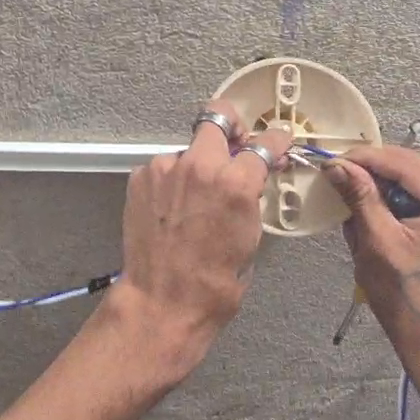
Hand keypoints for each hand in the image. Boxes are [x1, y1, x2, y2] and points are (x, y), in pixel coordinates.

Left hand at [113, 97, 293, 362]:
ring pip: (187, 151)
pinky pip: (164, 169)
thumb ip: (250, 196)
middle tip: (232, 145)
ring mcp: (166, 167)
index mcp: (235, 182)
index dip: (274, 139)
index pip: (262, 144)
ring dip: (195, 167)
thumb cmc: (216, 281)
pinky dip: (170, 182)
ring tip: (192, 201)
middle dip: (228, 128)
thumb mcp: (250, 236)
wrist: (163, 300)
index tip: (277, 137)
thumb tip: (252, 176)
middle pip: (216, 119)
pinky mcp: (141, 176)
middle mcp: (199, 165)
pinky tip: (171, 210)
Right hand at [327, 146, 419, 419]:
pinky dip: (390, 201)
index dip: (368, 157)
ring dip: (380, 184)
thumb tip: (336, 164)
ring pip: (413, 183)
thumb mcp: (377, 244)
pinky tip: (369, 210)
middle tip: (338, 171)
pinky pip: (416, 201)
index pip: (408, 166)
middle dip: (373, 168)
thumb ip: (360, 198)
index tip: (334, 160)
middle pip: (413, 169)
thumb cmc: (405, 300)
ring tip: (350, 192)